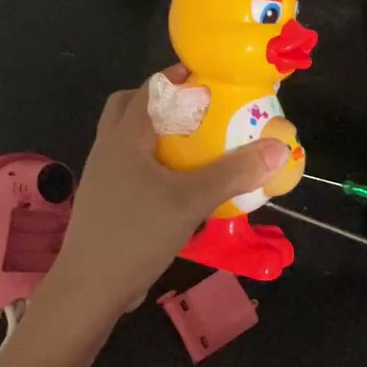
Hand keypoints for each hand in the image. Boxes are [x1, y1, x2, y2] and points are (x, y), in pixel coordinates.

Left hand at [34, 68, 287, 319]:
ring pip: (129, 139)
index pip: (150, 89)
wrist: (89, 290)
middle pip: (130, 107)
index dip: (178, 77)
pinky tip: (181, 183)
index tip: (210, 76)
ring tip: (196, 143)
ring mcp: (103, 177)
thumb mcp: (191, 201)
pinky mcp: (106, 203)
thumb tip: (277, 148)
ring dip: (159, 133)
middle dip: (163, 101)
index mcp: (124, 137)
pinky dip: (154, 162)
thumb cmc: (135, 235)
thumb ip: (234, 172)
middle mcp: (108, 149)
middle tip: (199, 108)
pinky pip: (131, 166)